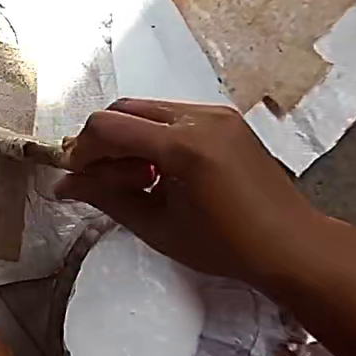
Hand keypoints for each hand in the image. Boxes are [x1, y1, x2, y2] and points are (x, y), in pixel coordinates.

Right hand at [54, 98, 337, 289]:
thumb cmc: (224, 245)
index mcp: (184, 147)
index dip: (82, 150)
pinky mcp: (226, 119)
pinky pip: (170, 116)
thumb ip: (104, 197)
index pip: (108, 127)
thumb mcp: (154, 225)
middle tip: (96, 176)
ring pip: (145, 110)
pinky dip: (150, 136)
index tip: (76, 176)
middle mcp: (201, 119)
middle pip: (123, 110)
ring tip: (132, 177)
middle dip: (100, 141)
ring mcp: (217, 115)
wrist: (292, 245)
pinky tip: (158, 169)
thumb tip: (63, 185)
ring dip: (125, 138)